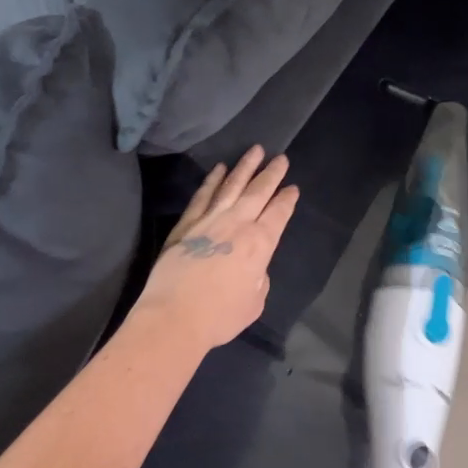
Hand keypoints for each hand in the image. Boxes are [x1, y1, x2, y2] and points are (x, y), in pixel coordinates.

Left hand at [136, 146, 298, 353]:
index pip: (279, 214)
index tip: (292, 188)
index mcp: (260, 243)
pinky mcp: (186, 225)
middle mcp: (238, 224)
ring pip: (231, 186)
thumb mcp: (255, 302)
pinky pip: (202, 196)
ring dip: (244, 167)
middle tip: (280, 158)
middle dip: (271, 174)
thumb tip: (253, 267)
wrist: (174, 317)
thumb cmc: (220, 316)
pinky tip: (218, 169)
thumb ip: (259, 279)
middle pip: (258, 192)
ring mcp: (209, 220)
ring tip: (255, 151)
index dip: (287, 200)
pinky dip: (212, 180)